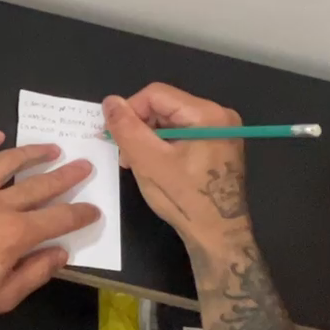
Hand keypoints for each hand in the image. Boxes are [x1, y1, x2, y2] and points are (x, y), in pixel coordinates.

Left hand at [0, 130, 99, 326]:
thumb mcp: (2, 297)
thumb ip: (35, 273)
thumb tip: (61, 253)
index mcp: (16, 233)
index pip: (59, 219)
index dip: (80, 214)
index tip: (94, 209)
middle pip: (39, 184)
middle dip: (66, 175)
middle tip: (83, 165)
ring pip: (6, 162)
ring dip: (31, 153)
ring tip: (50, 148)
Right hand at [102, 83, 251, 249]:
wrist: (218, 234)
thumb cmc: (184, 198)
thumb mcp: (148, 161)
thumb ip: (127, 128)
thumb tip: (109, 101)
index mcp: (207, 114)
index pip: (155, 94)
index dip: (129, 112)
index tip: (116, 139)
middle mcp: (219, 115)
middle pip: (164, 105)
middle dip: (139, 127)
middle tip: (126, 157)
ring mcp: (220, 130)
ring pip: (169, 119)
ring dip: (148, 138)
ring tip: (138, 163)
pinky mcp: (217, 143)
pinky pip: (181, 132)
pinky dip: (162, 145)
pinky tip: (154, 164)